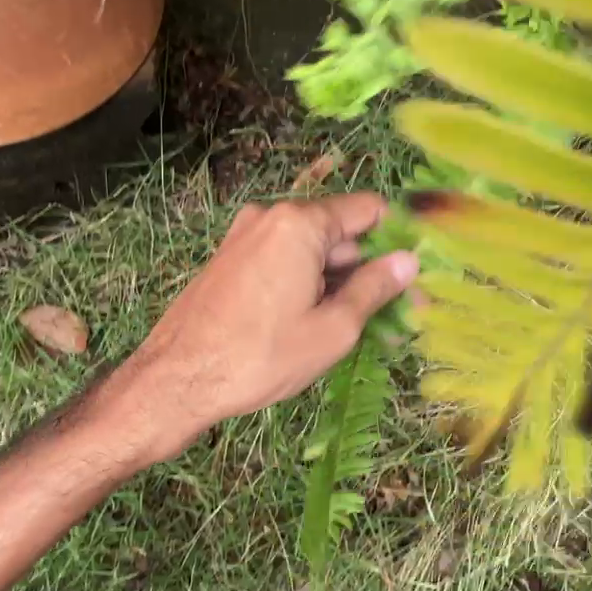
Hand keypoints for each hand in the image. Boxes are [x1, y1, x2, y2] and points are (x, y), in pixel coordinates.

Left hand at [115, 193, 418, 459]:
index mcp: (299, 223)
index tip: (416, 274)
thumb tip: (408, 261)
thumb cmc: (260, 356)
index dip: (398, 239)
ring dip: (341, 284)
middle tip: (398, 317)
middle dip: (371, 271)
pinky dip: (310, 286)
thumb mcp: (333, 328)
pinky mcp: (232, 261)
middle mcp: (271, 217)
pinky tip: (322, 324)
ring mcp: (246, 237)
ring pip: (312, 253)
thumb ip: (375, 288)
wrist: (175, 381)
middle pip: (340, 234)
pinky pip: (285, 263)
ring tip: (365, 331)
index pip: (368, 209)